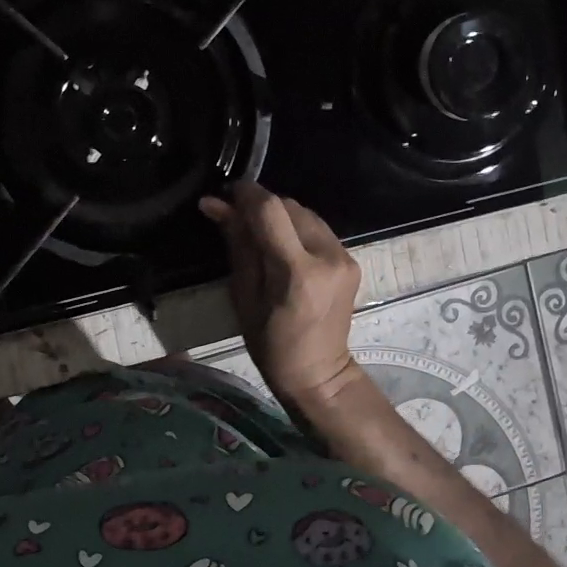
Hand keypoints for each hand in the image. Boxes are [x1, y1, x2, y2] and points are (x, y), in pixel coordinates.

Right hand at [199, 181, 361, 404]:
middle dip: (261, 205)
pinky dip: (295, 228)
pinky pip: (317, 228)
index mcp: (297, 271)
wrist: (319, 373)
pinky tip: (282, 245)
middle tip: (236, 217)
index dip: (246, 194)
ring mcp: (344, 256)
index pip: (271, 210)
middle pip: (289, 206)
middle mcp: (327, 256)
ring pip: (305, 213)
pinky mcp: (351, 259)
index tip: (225, 193)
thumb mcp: (244, 295)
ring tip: (258, 233)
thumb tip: (215, 204)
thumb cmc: (271, 344)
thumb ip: (236, 244)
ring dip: (279, 215)